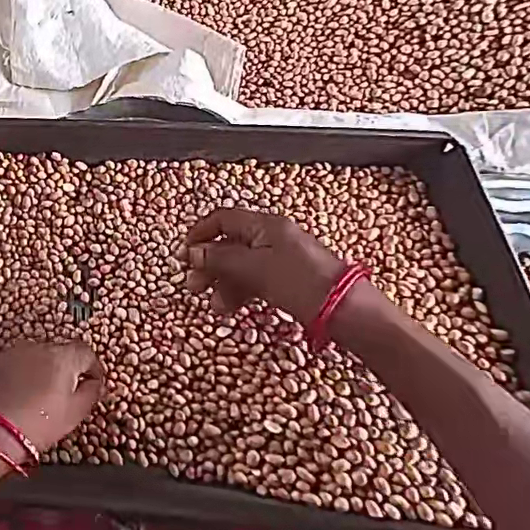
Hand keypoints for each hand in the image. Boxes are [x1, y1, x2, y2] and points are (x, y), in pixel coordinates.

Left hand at [0, 342, 102, 453]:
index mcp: (63, 357)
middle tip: (65, 395)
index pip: (86, 352)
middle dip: (66, 370)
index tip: (93, 382)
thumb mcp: (74, 414)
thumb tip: (94, 382)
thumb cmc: (35, 426)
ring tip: (39, 399)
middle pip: (61, 352)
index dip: (92, 368)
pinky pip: (16, 364)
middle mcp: (38, 347)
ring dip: (42, 371)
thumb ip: (91, 392)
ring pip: (37, 357)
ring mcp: (14, 352)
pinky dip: (21, 374)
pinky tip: (19, 396)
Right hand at [183, 208, 346, 321]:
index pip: (222, 219)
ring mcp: (281, 257)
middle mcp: (272, 235)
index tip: (182, 255)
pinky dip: (240, 290)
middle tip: (193, 285)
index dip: (199, 235)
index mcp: (265, 224)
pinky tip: (231, 307)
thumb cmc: (300, 283)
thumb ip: (220, 259)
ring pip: (241, 264)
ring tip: (214, 304)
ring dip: (223, 281)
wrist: (347, 310)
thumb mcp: (254, 269)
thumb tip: (192, 253)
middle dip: (209, 263)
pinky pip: (255, 278)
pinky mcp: (288, 278)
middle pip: (230, 243)